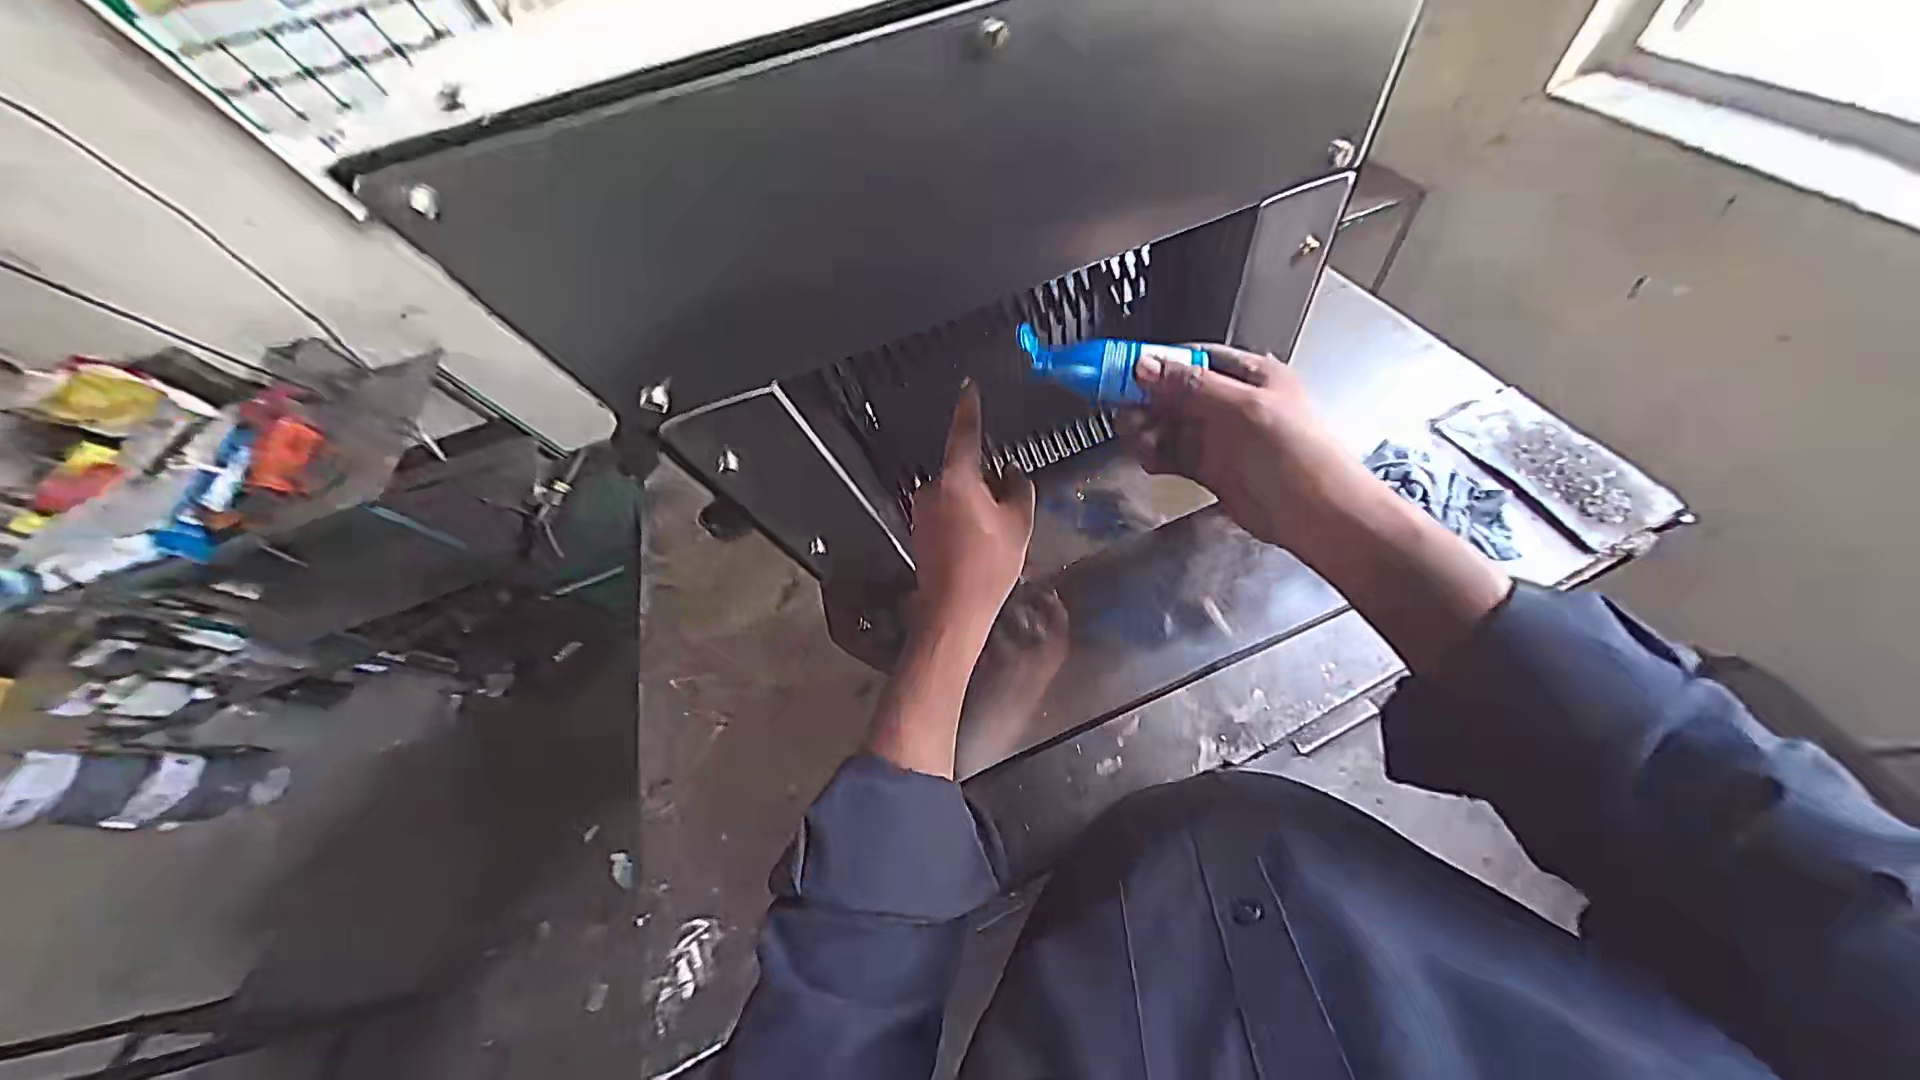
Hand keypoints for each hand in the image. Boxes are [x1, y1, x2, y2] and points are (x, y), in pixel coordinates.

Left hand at [911, 381, 1036, 635]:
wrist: (953, 609)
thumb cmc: (987, 567)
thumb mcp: (1018, 524)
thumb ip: (1018, 488)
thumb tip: (1012, 473)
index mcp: (956, 480)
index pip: (963, 433)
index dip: (969, 408)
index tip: (969, 389)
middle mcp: (932, 490)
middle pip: (963, 471)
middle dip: (984, 484)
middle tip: (1004, 514)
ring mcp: (921, 511)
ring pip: (955, 494)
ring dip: (973, 505)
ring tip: (992, 538)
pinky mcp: (918, 530)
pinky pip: (946, 513)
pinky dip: (961, 520)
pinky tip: (975, 546)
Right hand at [1121, 343, 1508, 673]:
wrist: (1317, 516)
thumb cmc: (1300, 456)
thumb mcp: (1244, 409)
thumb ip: (1191, 387)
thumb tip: (1146, 366)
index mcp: (1246, 376)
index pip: (1188, 359)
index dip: (1151, 364)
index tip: (1117, 371)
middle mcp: (1229, 403)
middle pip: (1171, 393)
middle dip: (1143, 401)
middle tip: (1122, 411)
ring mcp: (1219, 437)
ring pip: (1167, 425)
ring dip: (1145, 430)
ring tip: (1136, 440)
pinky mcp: (1210, 467)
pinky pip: (1171, 454)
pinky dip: (1154, 455)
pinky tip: (1148, 458)